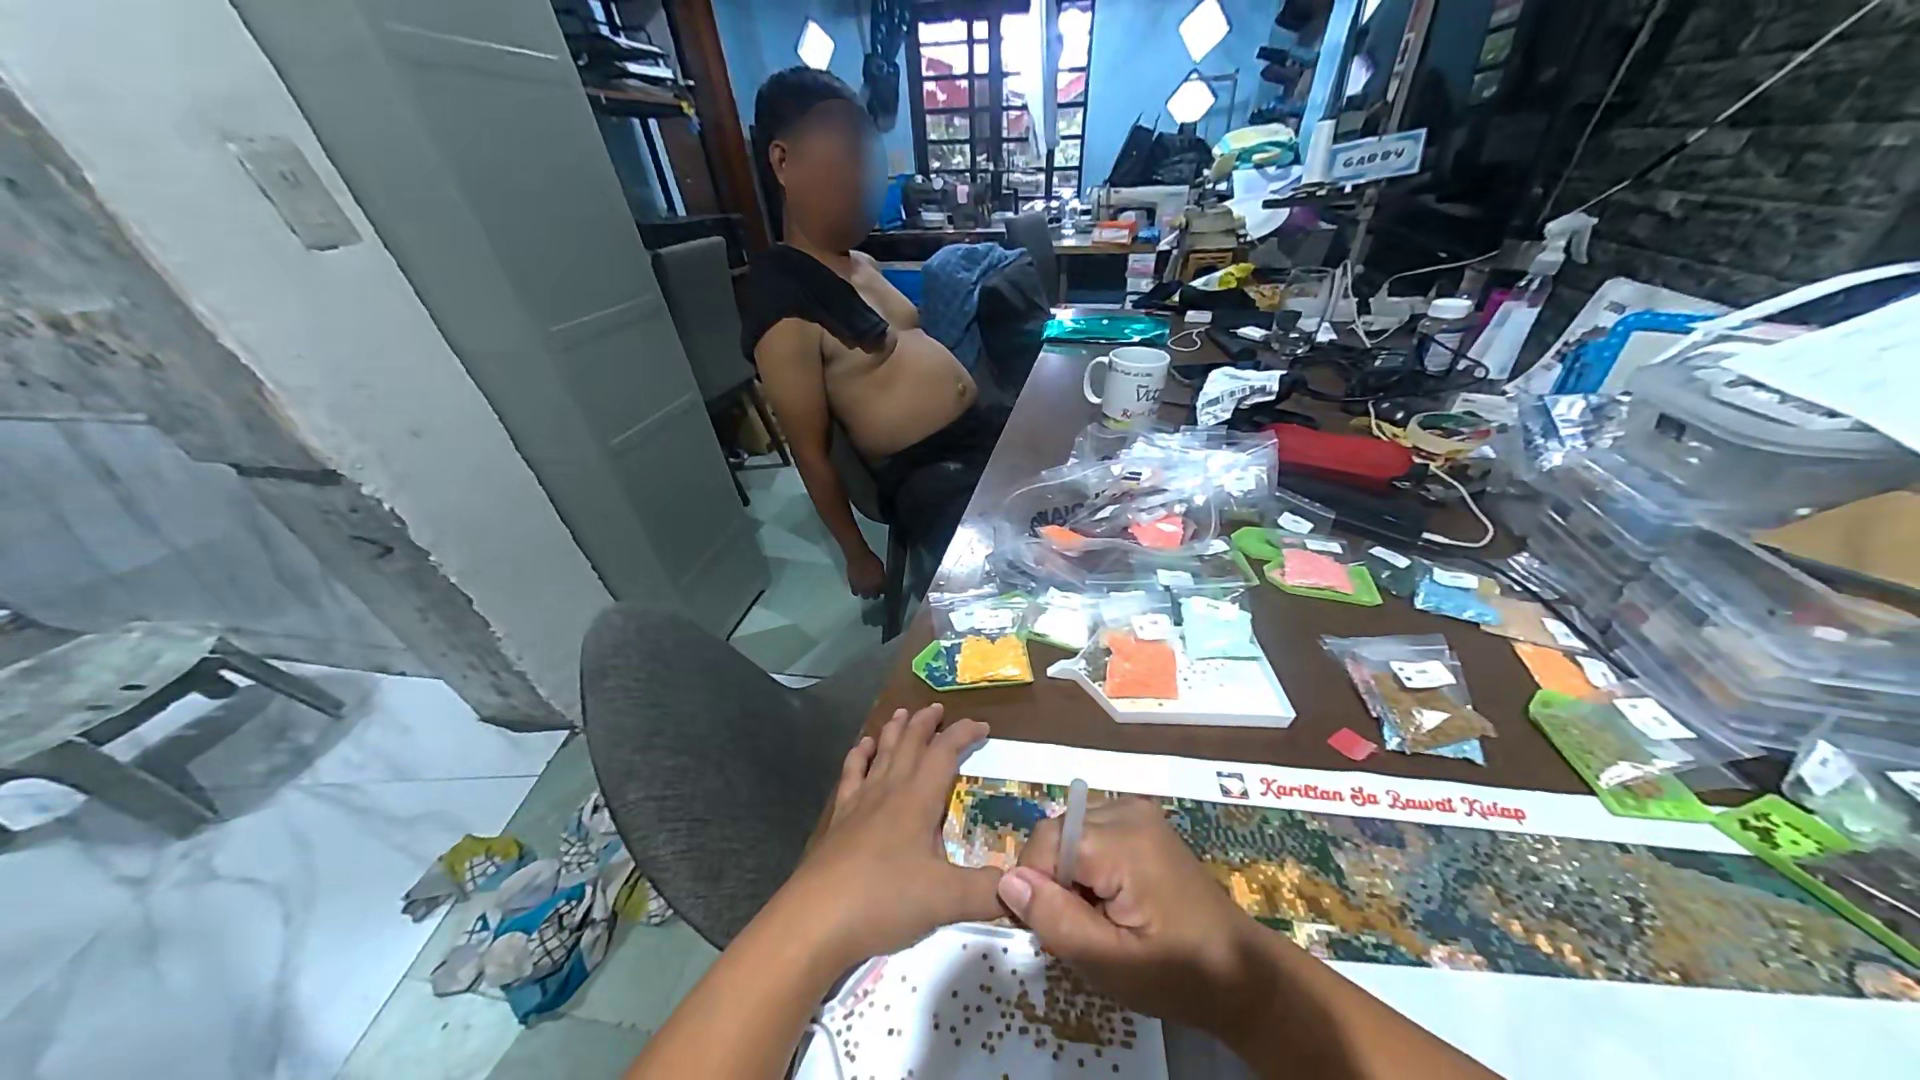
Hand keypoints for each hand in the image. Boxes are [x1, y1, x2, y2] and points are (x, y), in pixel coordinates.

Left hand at [781, 704, 1003, 966]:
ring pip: (881, 754)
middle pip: (910, 744)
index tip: (983, 725)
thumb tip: (1023, 888)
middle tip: (937, 708)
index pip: (945, 753)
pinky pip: (851, 776)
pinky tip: (861, 747)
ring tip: (902, 713)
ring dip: (894, 731)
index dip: (964, 735)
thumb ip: (990, 892)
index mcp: (918, 799)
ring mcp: (860, 803)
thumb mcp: (948, 900)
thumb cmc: (885, 900)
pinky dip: (858, 757)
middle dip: (926, 724)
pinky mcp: (839, 820)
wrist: (816, 920)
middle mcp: (889, 791)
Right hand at [844, 547, 886, 598]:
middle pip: (875, 596)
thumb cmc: (871, 559)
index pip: (884, 591)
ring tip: (867, 589)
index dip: (884, 590)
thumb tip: (883, 580)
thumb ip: (882, 576)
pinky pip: (856, 593)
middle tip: (875, 589)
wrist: (858, 557)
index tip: (883, 589)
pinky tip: (859, 587)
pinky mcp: (853, 587)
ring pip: (865, 596)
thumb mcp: (881, 567)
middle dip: (876, 593)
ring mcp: (862, 589)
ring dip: (867, 594)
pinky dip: (858, 591)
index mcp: (880, 583)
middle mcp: (871, 588)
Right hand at [995, 797, 1265, 1038]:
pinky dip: (1086, 863)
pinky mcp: (1142, 822)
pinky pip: (1089, 831)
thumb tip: (1008, 880)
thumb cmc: (1177, 974)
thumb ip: (1056, 918)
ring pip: (1068, 832)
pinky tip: (1108, 898)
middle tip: (1077, 929)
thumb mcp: (1109, 962)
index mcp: (1123, 840)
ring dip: (1067, 872)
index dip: (1036, 884)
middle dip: (1052, 879)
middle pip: (1055, 833)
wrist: (1241, 972)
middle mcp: (1127, 810)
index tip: (1053, 929)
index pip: (1044, 841)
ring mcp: (1137, 812)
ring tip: (1095, 916)